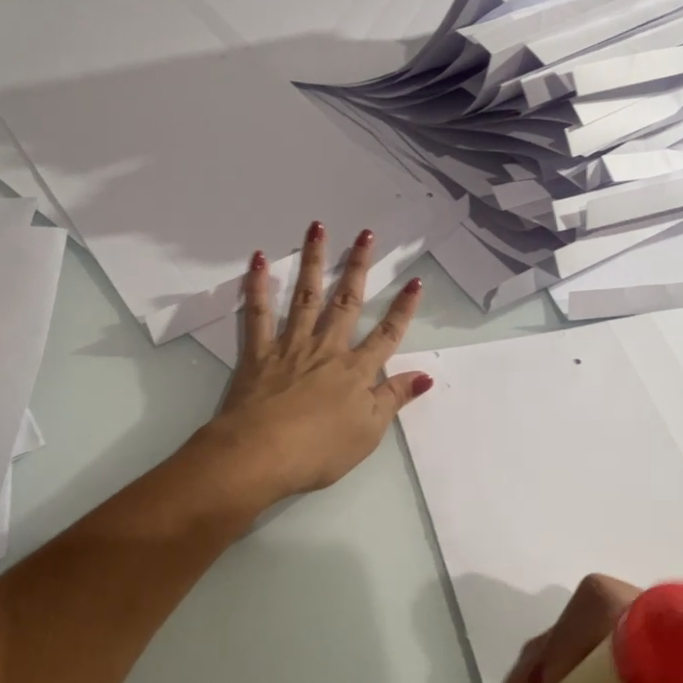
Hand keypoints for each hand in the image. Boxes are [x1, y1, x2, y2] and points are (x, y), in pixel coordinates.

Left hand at [199, 221, 430, 500]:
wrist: (262, 453)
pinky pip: (258, 313)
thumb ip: (393, 398)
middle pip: (347, 302)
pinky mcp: (259, 353)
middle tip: (367, 235)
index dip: (403, 308)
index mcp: (357, 371)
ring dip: (314, 260)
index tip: (415, 280)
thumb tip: (424, 375)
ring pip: (306, 296)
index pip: (387, 334)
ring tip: (318, 229)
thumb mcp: (368, 432)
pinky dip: (258, 285)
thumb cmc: (320, 450)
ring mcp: (291, 346)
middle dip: (359, 266)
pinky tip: (259, 260)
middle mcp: (327, 349)